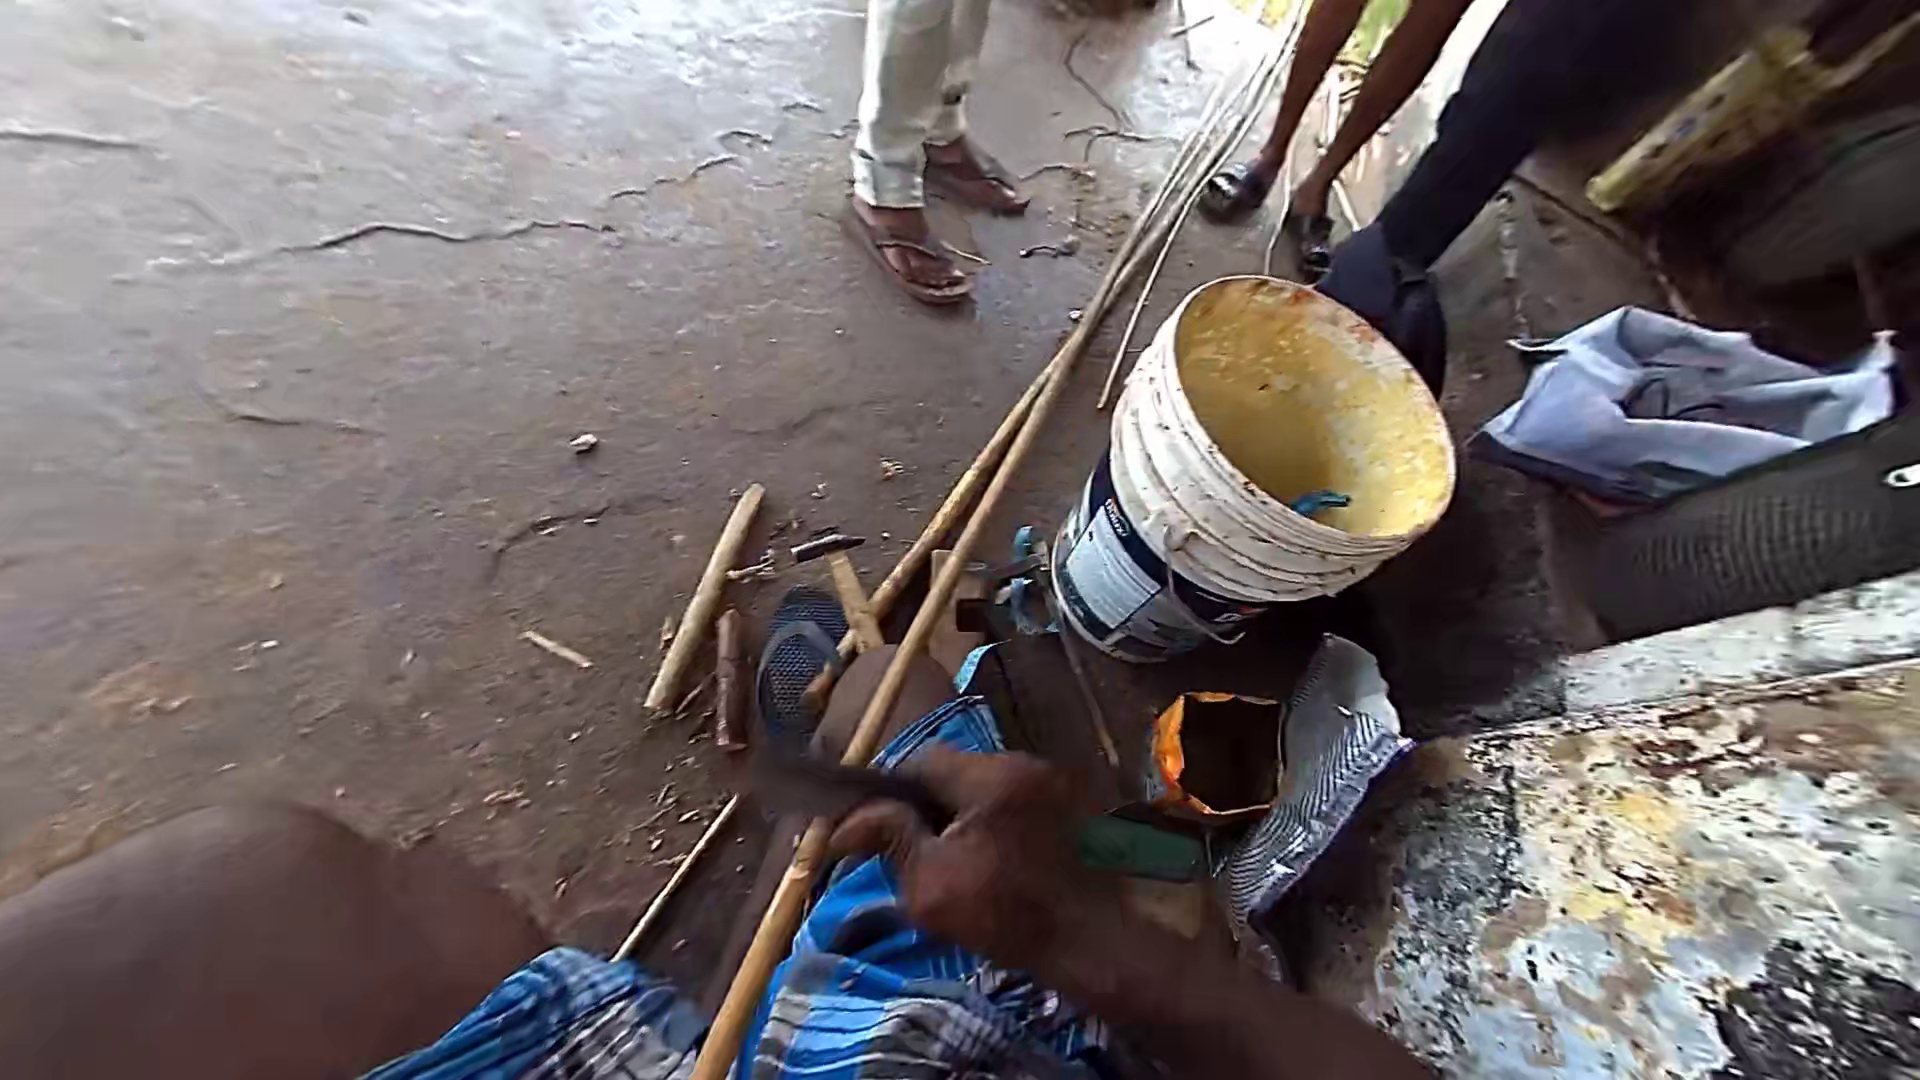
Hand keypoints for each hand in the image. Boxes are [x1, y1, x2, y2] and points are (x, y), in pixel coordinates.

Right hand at [829, 749, 1432, 1078]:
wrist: (1092, 944)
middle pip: (952, 766)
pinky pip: (1006, 793)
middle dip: (925, 797)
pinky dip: (986, 813)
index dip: (893, 785)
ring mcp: (1045, 778)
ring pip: (978, 780)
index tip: (877, 816)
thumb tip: (848, 819)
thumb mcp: (933, 886)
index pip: (922, 757)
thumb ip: (891, 838)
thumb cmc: (1008, 916)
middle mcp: (1019, 762)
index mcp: (989, 776)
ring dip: (956, 806)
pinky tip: (986, 850)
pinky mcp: (1061, 797)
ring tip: (949, 848)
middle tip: (912, 837)